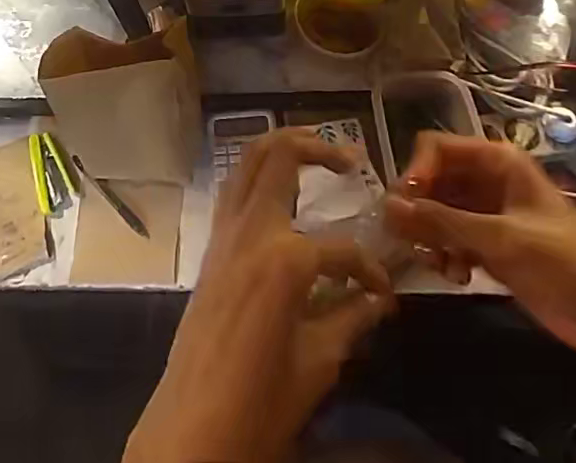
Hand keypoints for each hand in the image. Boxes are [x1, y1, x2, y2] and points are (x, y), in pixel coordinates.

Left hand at [125, 129, 395, 462]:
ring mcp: (225, 233)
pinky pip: (233, 190)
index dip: (370, 270)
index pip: (342, 251)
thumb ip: (351, 318)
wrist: (191, 429)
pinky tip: (278, 191)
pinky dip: (257, 175)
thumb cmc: (259, 403)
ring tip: (314, 152)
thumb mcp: (318, 362)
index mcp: (284, 259)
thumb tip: (379, 298)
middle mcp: (251, 230)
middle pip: (279, 156)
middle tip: (349, 158)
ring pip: (248, 162)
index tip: (384, 294)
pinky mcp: (211, 246)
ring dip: (280, 148)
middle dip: (316, 146)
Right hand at [383, 132, 575, 422]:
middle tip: (410, 241)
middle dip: (420, 208)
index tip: (405, 207)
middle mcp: (491, 180)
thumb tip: (385, 207)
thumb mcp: (501, 241)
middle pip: (434, 179)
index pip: (437, 148)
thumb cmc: (567, 268)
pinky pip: (452, 237)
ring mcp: (492, 214)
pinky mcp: (494, 246)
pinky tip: (454, 274)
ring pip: (440, 210)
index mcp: (499, 162)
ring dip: (431, 235)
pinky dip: (446, 253)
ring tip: (437, 263)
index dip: (416, 172)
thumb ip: (441, 222)